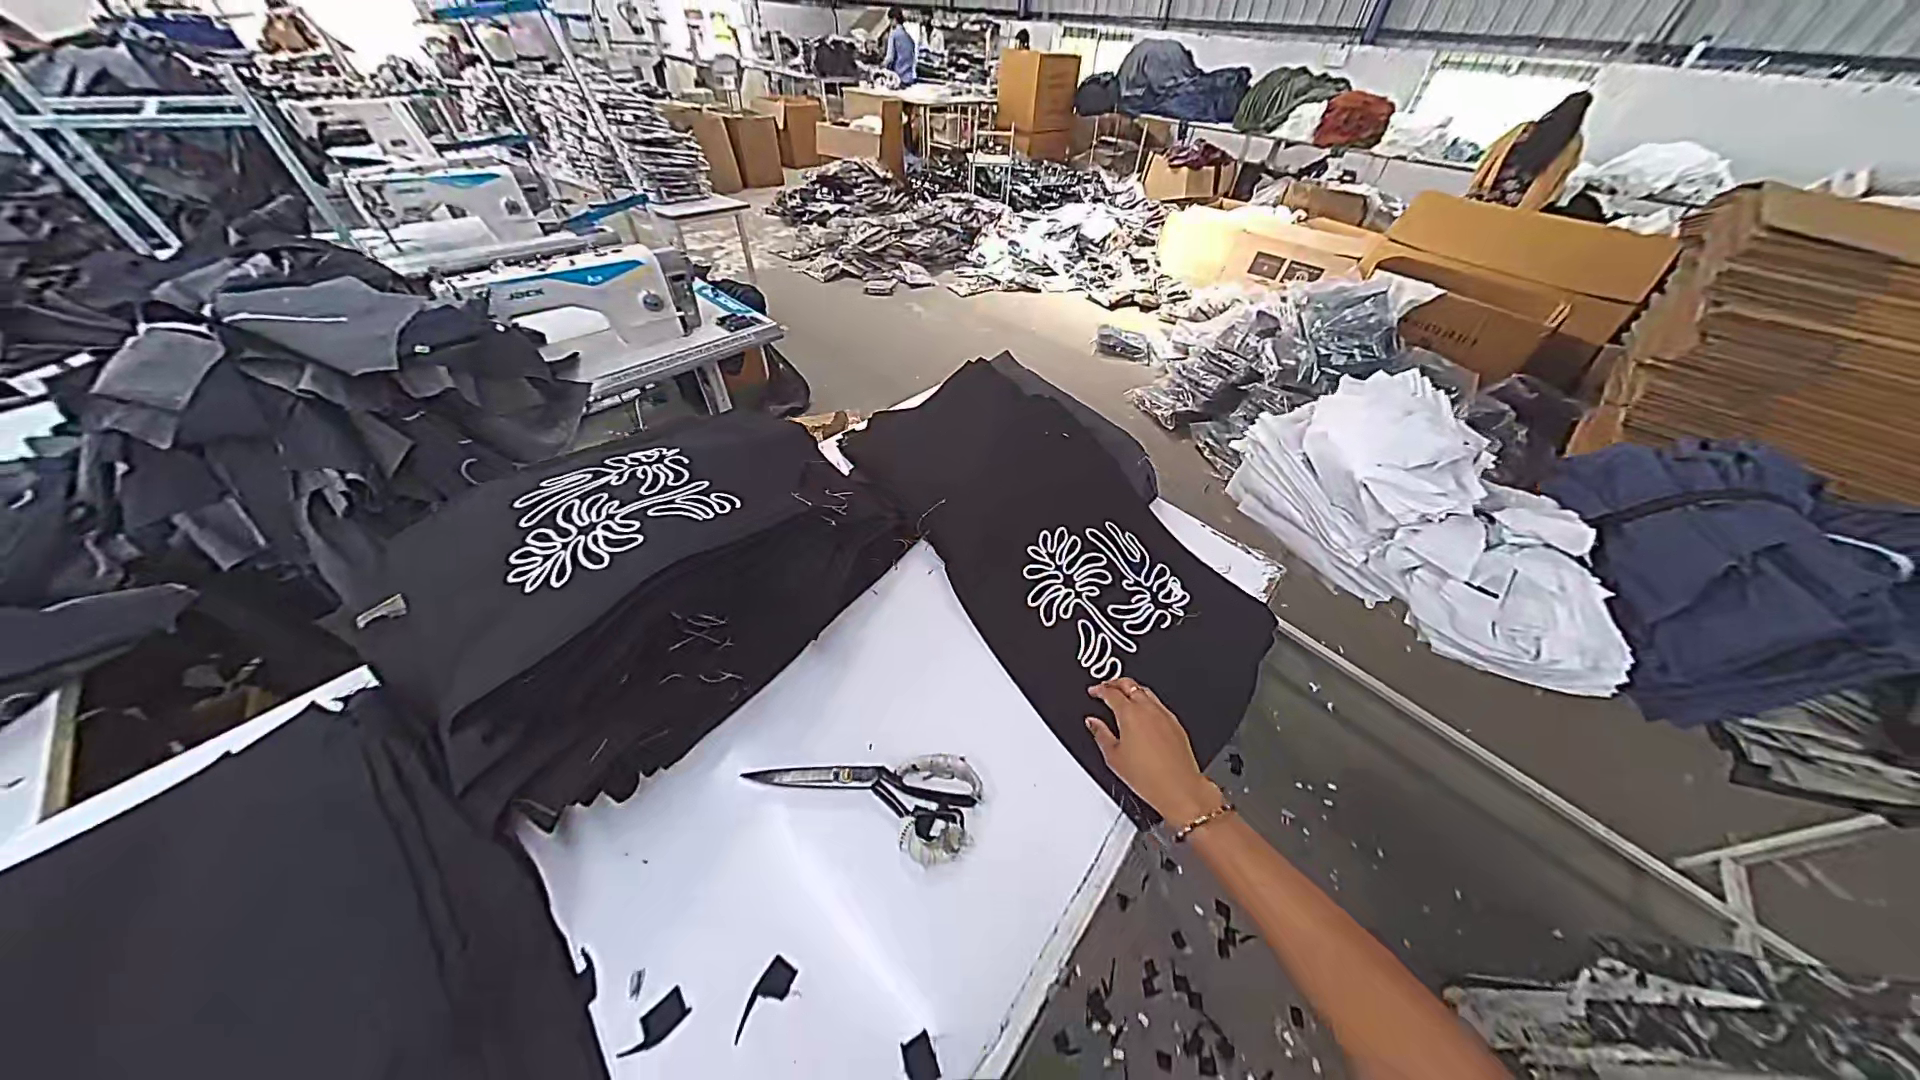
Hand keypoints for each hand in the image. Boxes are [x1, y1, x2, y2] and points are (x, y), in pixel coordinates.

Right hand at [1085, 678, 1223, 825]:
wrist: (1179, 788)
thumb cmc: (1149, 777)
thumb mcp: (1113, 757)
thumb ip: (1100, 734)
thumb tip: (1093, 722)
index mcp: (1129, 714)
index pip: (1110, 692)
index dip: (1099, 689)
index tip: (1094, 691)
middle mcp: (1148, 709)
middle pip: (1129, 684)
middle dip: (1114, 683)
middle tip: (1106, 687)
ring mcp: (1164, 715)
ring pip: (1145, 691)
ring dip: (1132, 689)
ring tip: (1123, 695)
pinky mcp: (1176, 723)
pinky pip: (1159, 703)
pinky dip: (1147, 701)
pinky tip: (1143, 711)